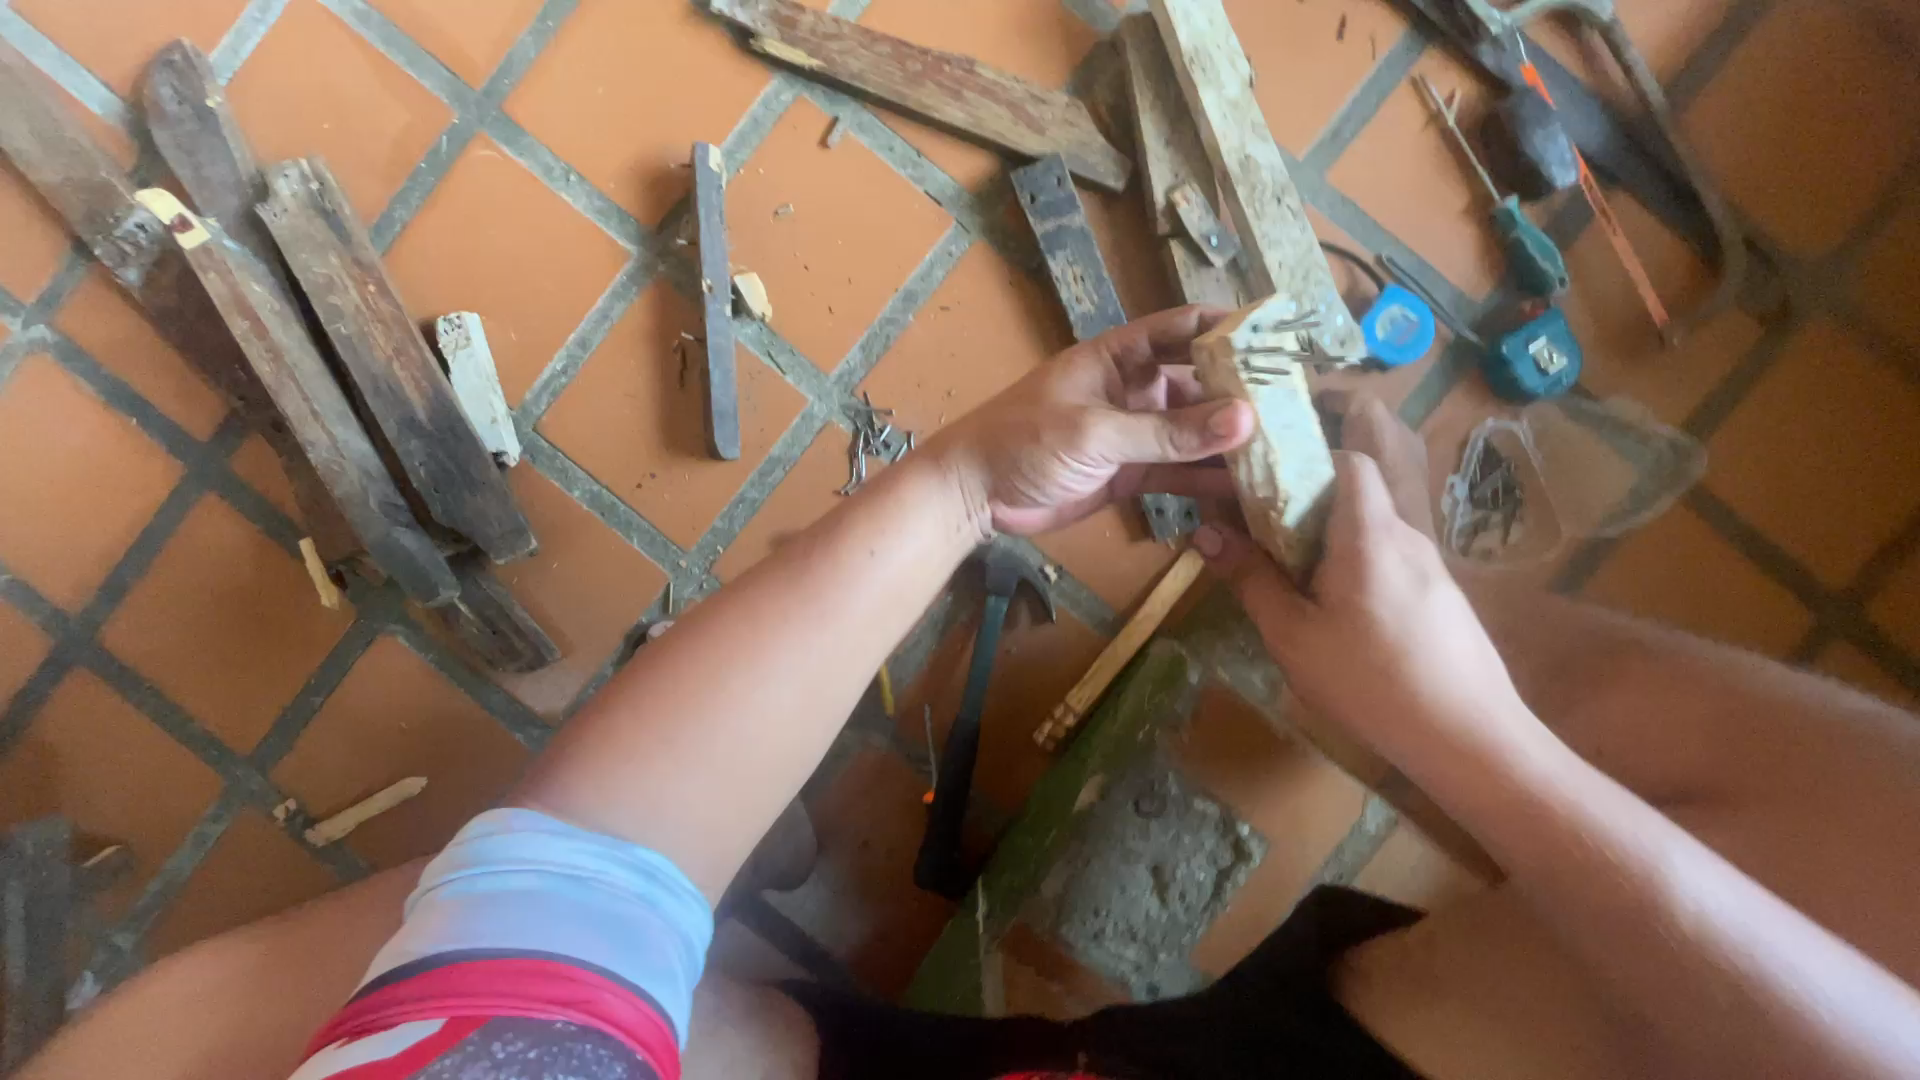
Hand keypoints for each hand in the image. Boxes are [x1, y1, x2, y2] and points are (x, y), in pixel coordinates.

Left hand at [929, 306, 1255, 536]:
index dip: (1231, 330)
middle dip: (1245, 398)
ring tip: (1286, 456)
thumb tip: (1245, 419)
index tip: (1284, 340)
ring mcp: (1134, 433)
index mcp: (1120, 357)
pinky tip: (1248, 491)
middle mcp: (1134, 389)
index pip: (1184, 329)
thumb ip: (1167, 432)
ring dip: (1232, 445)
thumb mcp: (1095, 433)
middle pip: (1201, 384)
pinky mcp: (1130, 473)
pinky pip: (1178, 472)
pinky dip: (1208, 481)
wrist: (975, 493)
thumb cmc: (1024, 441)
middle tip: (1300, 415)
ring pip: (1194, 433)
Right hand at [1194, 452, 1552, 771]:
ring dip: (1324, 549)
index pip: (1348, 461)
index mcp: (1369, 534)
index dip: (1305, 462)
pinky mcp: (1440, 601)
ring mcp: (1430, 570)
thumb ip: (1250, 578)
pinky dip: (1352, 575)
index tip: (1263, 490)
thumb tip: (1205, 531)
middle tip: (1258, 548)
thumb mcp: (1292, 635)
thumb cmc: (1371, 681)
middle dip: (1301, 513)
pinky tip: (1337, 624)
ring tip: (1290, 592)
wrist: (1471, 742)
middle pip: (1352, 500)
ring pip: (1367, 537)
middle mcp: (1406, 539)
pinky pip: (1386, 566)